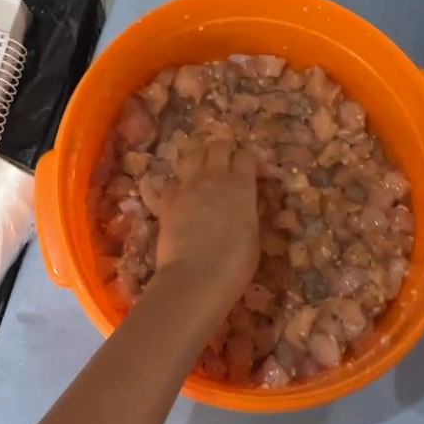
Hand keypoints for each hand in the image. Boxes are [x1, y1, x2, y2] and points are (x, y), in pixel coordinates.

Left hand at [154, 139, 258, 313]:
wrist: (195, 277)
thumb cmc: (235, 262)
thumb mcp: (253, 234)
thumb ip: (248, 210)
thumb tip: (244, 203)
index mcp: (240, 184)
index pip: (246, 156)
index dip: (251, 161)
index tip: (255, 173)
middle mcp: (214, 176)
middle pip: (219, 146)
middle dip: (225, 150)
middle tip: (229, 163)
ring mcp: (187, 185)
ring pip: (193, 153)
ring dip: (200, 156)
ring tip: (204, 167)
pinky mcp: (167, 199)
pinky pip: (172, 180)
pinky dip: (178, 183)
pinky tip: (182, 193)